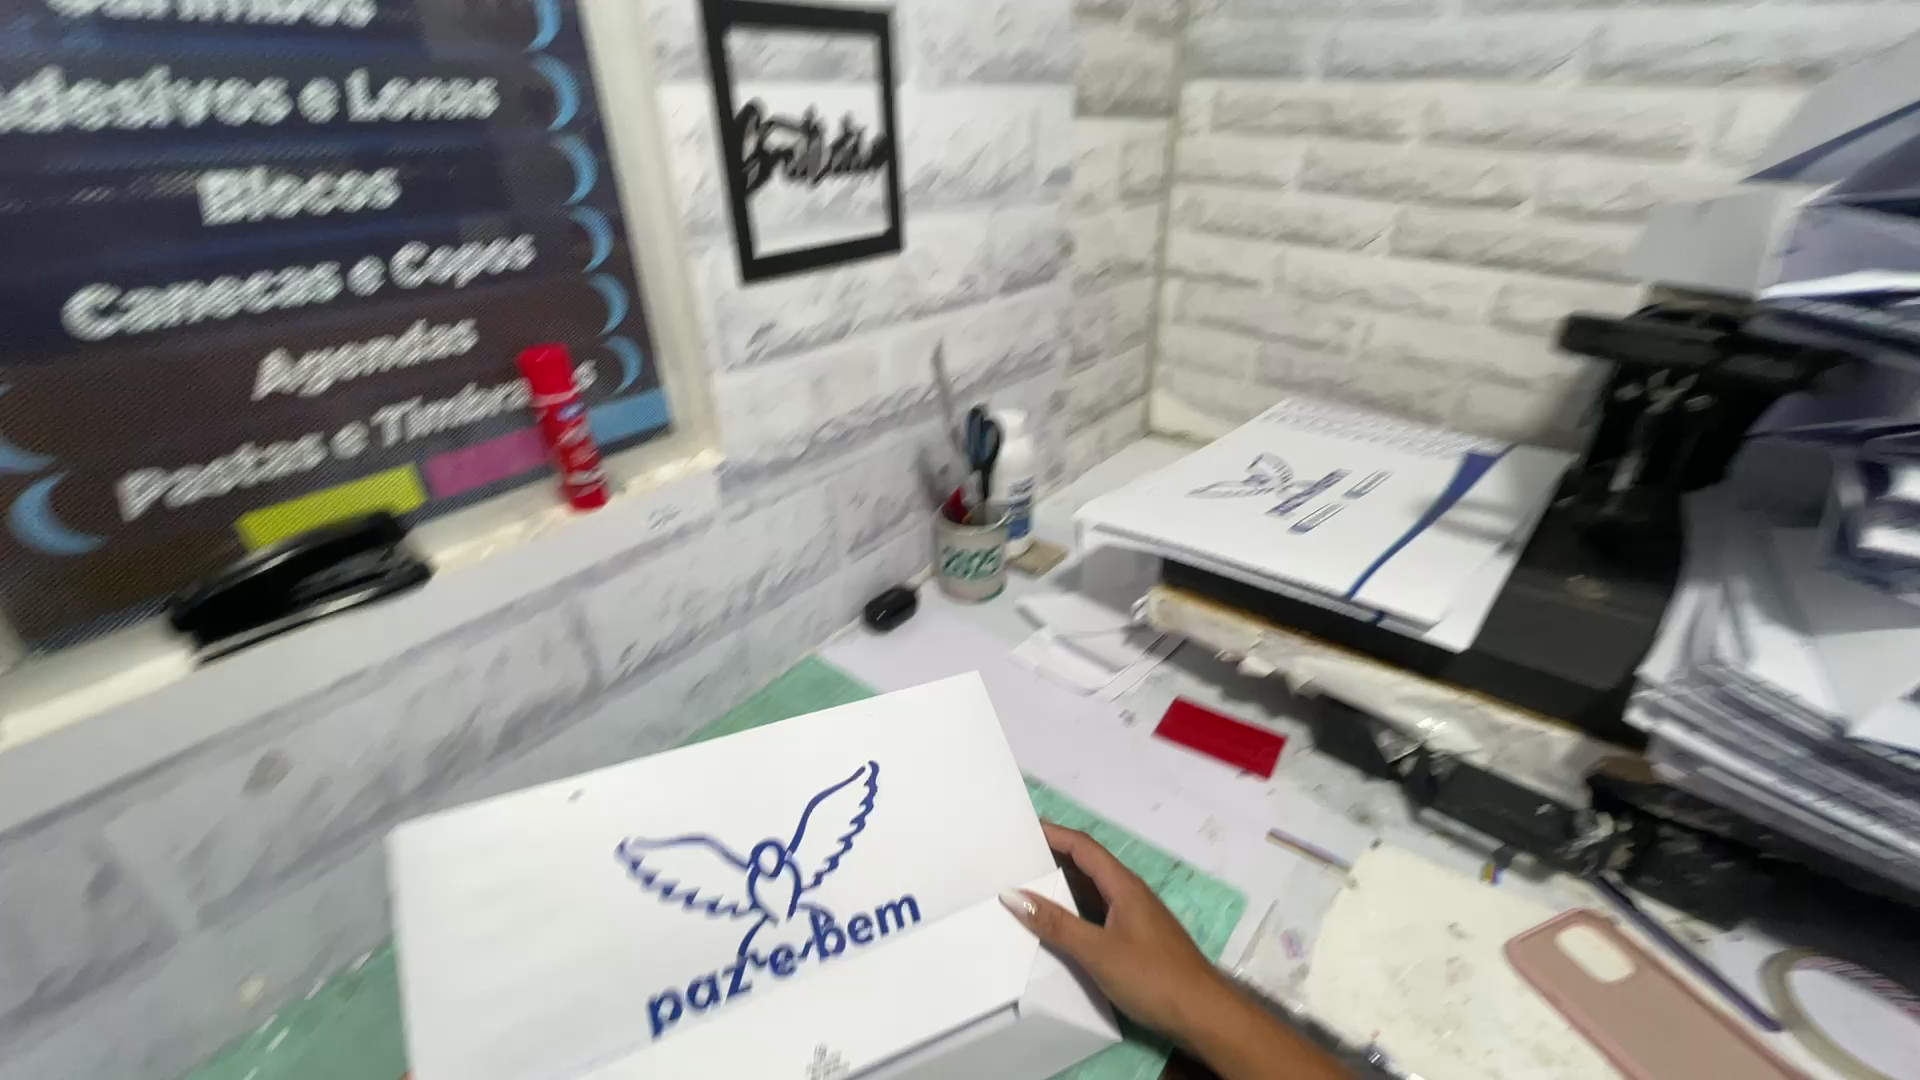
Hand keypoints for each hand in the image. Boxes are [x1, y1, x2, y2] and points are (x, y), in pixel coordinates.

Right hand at [999, 822, 1231, 1040]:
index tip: (1021, 829)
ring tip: (1029, 886)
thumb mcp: (1097, 951)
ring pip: (1093, 888)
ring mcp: (1135, 915)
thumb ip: (1056, 924)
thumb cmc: (1153, 976)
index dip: (1052, 833)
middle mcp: (1129, 892)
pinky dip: (1075, 907)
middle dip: (1053, 856)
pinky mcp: (1137, 937)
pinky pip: (1099, 910)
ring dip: (1063, 883)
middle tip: (1018, 857)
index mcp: (1122, 884)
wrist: (1205, 1015)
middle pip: (1087, 863)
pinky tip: (1061, 923)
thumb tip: (1014, 894)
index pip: (1082, 846)